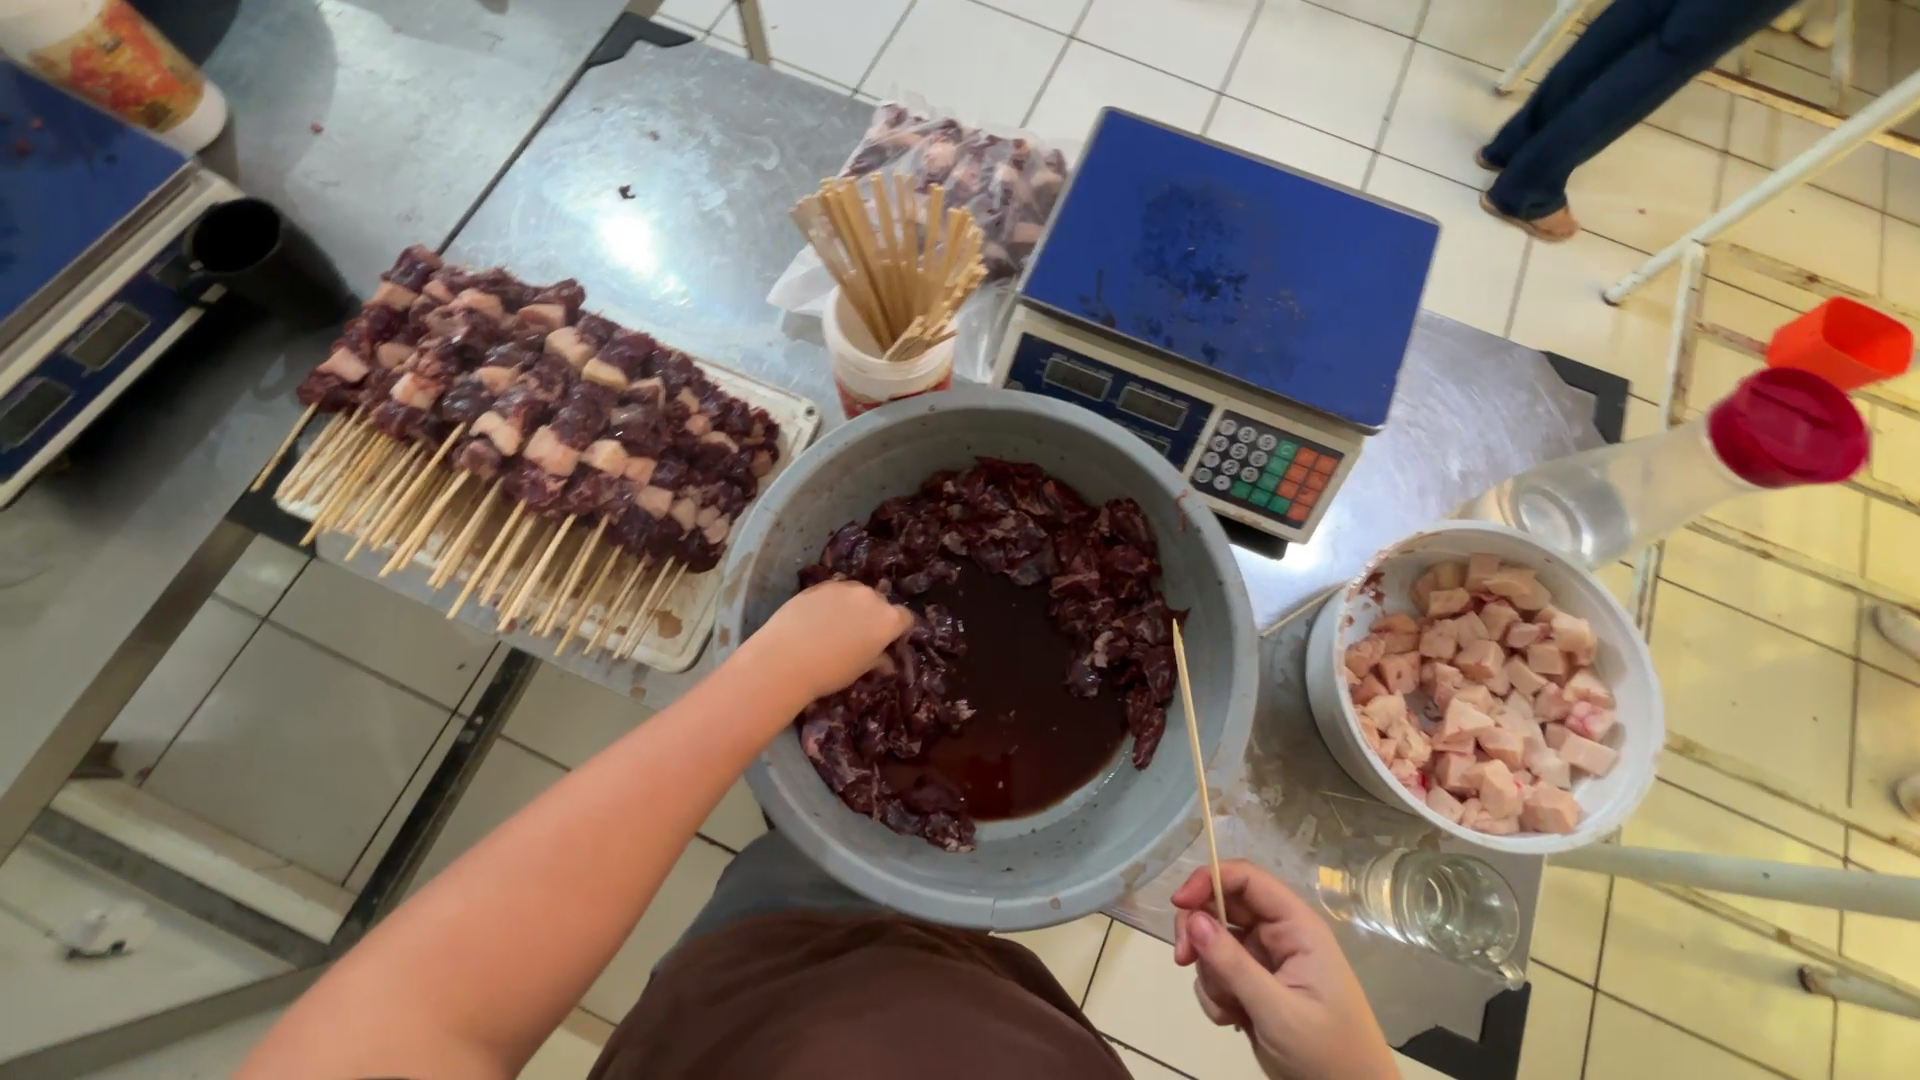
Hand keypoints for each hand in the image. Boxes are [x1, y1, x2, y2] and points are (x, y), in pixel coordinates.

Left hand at [735, 581, 912, 702]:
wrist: (785, 660)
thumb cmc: (830, 672)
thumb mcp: (860, 671)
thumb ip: (878, 660)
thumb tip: (887, 662)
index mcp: (888, 619)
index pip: (905, 618)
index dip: (898, 630)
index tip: (888, 642)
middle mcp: (870, 597)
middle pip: (880, 603)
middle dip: (874, 616)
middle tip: (859, 635)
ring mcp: (843, 588)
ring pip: (856, 594)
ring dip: (853, 606)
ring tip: (835, 626)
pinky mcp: (819, 585)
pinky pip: (834, 592)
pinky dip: (831, 603)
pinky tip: (816, 619)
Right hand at [1172, 861, 1396, 1079]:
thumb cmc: (1328, 1056)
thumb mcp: (1278, 1011)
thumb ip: (1233, 964)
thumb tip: (1192, 918)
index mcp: (1297, 927)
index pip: (1247, 878)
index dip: (1210, 879)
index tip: (1179, 904)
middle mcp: (1280, 935)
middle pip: (1223, 905)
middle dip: (1198, 931)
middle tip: (1182, 959)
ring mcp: (1266, 960)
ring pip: (1215, 941)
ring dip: (1209, 971)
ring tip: (1228, 1009)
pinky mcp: (1255, 985)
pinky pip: (1218, 971)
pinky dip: (1215, 993)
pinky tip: (1232, 1020)